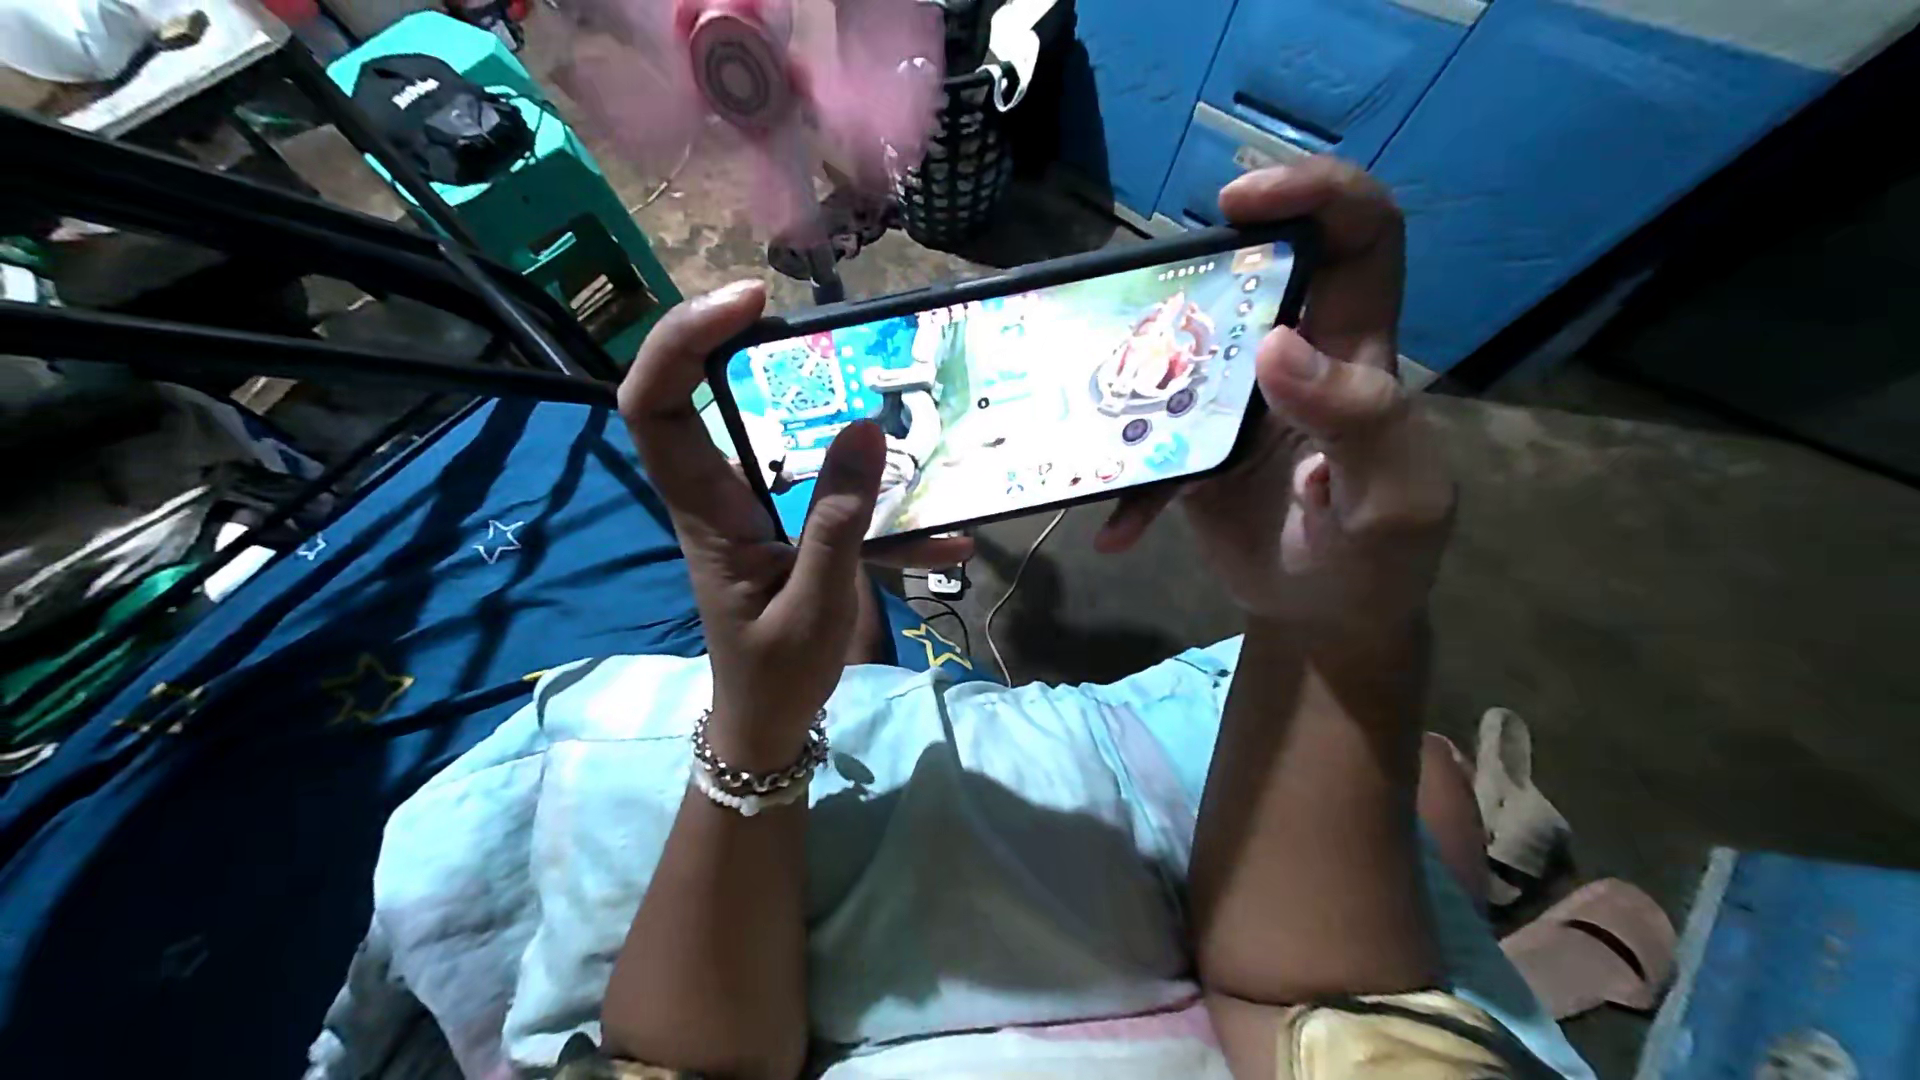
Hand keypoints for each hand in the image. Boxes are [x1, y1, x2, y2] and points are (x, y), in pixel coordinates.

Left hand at [618, 281, 968, 764]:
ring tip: (897, 408)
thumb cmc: (779, 671)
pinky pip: (833, 499)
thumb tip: (866, 430)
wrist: (770, 720)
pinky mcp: (790, 529)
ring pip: (774, 439)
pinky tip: (949, 542)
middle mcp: (720, 496)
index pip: (657, 407)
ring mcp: (755, 510)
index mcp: (707, 511)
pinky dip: (884, 510)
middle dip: (746, 349)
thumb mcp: (817, 602)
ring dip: (827, 416)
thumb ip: (840, 521)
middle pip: (700, 400)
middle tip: (816, 328)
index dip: (683, 342)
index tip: (750, 304)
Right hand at [1094, 159, 1453, 645]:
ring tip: (1091, 399)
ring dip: (1130, 374)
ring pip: (1173, 357)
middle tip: (1132, 297)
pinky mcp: (1187, 453)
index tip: (1237, 199)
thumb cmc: (1377, 561)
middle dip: (1191, 272)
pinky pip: (1144, 449)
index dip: (1313, 195)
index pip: (1358, 241)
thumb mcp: (1393, 502)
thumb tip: (1271, 347)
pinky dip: (1127, 493)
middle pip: (1245, 282)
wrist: (1320, 615)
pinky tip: (1117, 533)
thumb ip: (1359, 424)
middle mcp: (1287, 365)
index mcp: (1355, 355)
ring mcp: (1229, 408)